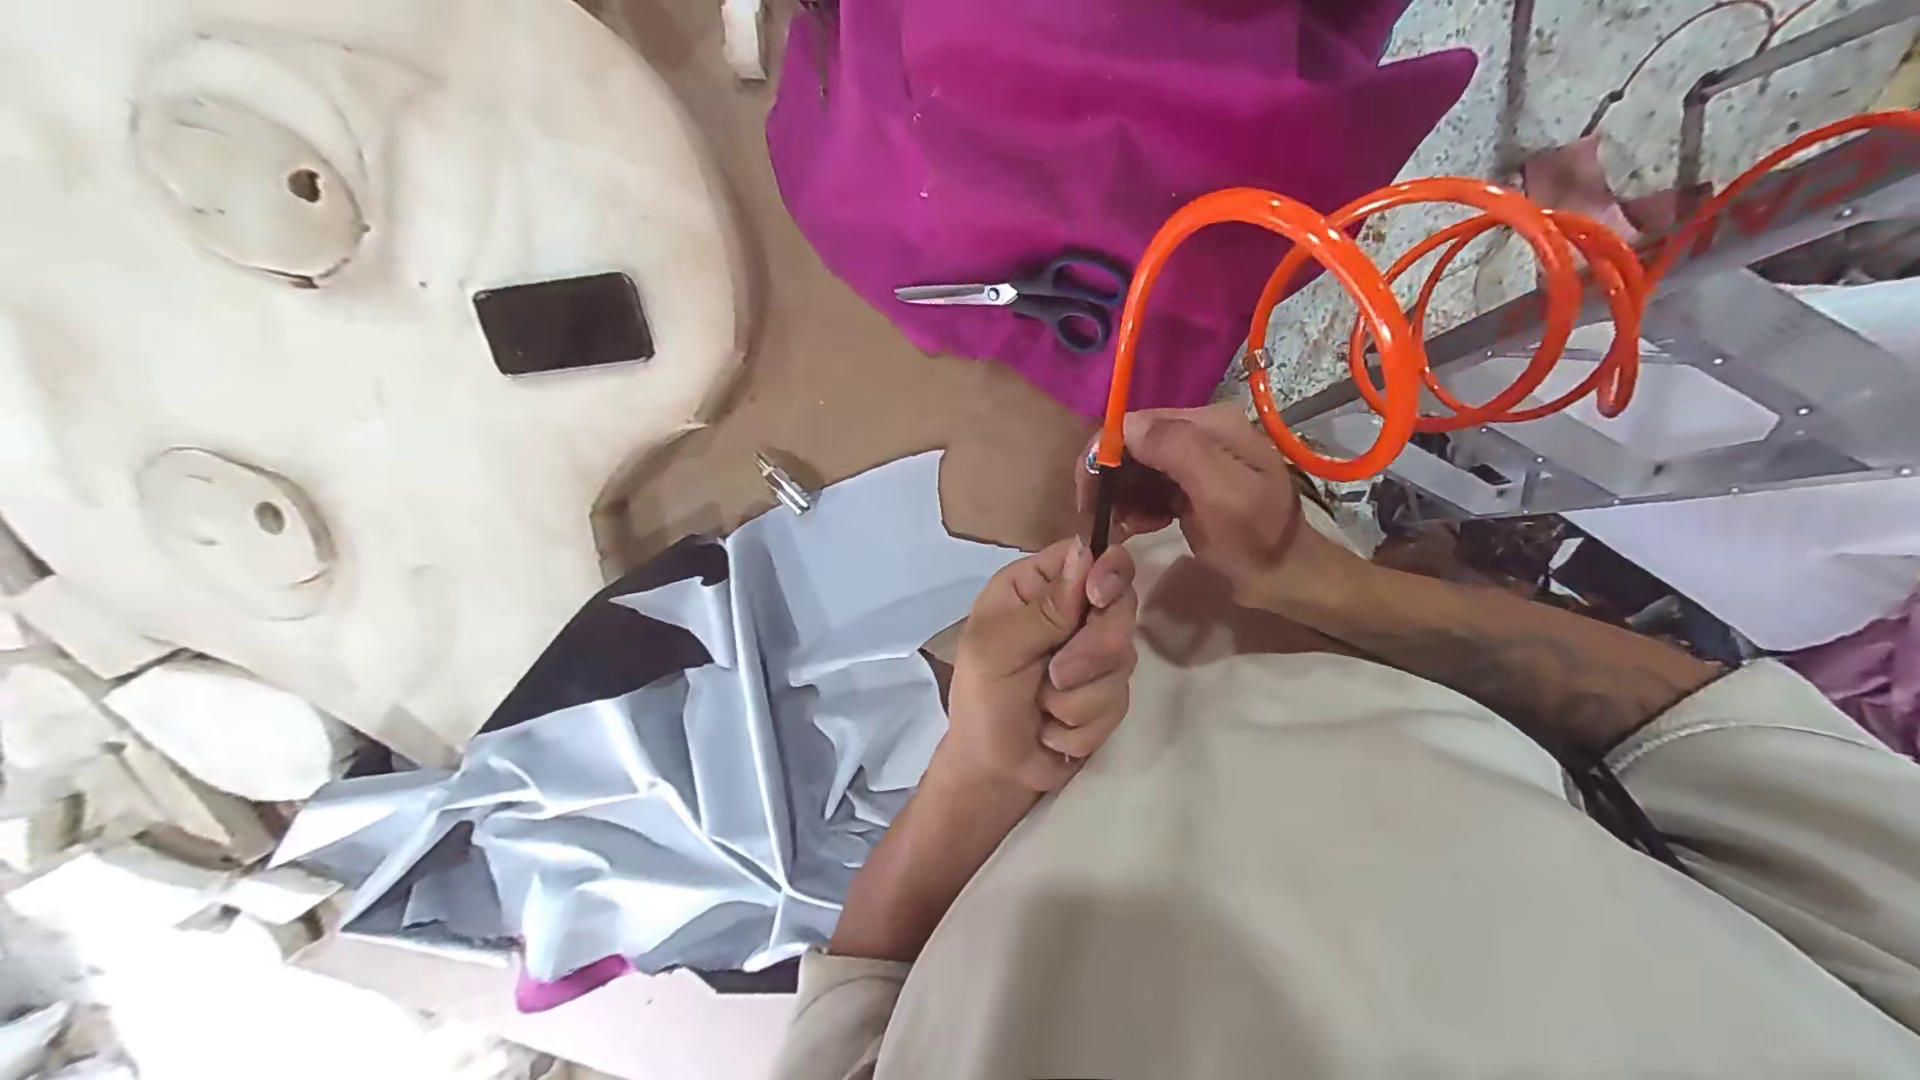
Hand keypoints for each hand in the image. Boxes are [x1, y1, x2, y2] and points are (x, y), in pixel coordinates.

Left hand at [942, 537, 1138, 793]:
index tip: (1098, 598)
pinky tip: (1055, 730)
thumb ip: (1046, 607)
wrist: (996, 773)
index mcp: (1032, 588)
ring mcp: (1091, 652)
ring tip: (1044, 709)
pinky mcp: (1106, 691)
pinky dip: (1083, 722)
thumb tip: (1086, 548)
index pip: (1088, 555)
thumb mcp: (998, 649)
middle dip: (1092, 651)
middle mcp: (1067, 612)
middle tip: (1056, 676)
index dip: (1105, 572)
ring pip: (1123, 657)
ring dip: (1080, 696)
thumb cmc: (982, 702)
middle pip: (1119, 605)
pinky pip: (1120, 699)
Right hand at [1075, 404, 1357, 606]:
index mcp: (1211, 423)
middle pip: (1133, 443)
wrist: (1285, 576)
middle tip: (1100, 516)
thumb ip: (1179, 451)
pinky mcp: (1190, 482)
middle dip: (1110, 478)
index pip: (1136, 423)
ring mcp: (1196, 457)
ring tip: (1128, 526)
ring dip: (1122, 496)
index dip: (1105, 454)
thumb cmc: (1255, 539)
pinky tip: (1143, 526)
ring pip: (1136, 466)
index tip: (1088, 495)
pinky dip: (1137, 505)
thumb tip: (1126, 427)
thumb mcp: (1223, 495)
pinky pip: (1147, 484)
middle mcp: (1201, 431)